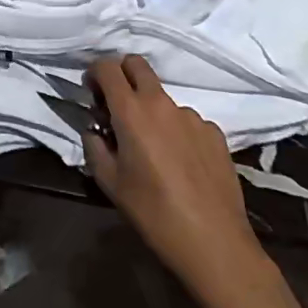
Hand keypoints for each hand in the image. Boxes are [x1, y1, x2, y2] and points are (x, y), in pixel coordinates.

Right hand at [83, 56, 307, 307]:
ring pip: (163, 97)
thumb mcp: (111, 184)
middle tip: (117, 106)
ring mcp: (192, 115)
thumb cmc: (154, 213)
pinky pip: (187, 120)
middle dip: (122, 74)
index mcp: (132, 111)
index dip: (95, 73)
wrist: (214, 242)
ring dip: (151, 110)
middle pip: (137, 64)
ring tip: (154, 149)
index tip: (92, 93)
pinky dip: (177, 131)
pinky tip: (181, 163)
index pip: (107, 67)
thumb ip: (95, 148)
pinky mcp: (215, 131)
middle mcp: (162, 103)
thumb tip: (95, 131)